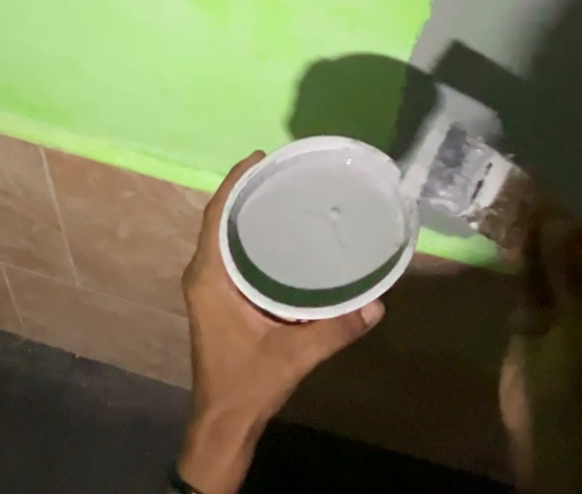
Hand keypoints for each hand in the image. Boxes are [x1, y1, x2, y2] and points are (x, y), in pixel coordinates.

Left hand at [175, 151, 384, 493]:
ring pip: (224, 236)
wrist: (224, 424)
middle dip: (247, 191)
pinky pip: (230, 253)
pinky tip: (281, 236)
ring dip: (247, 213)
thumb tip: (378, 303)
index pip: (216, 214)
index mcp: (209, 276)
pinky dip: (250, 236)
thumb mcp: (294, 354)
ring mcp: (209, 287)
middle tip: (283, 171)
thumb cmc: (247, 383)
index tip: (260, 157)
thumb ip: (335, 329)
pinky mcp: (218, 298)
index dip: (235, 181)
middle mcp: (204, 274)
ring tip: (284, 193)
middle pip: (220, 218)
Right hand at [498, 212, 581, 493]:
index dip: (574, 214)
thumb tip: (551, 210)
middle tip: (516, 187)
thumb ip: (566, 261)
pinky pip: (528, 273)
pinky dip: (515, 252)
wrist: (550, 426)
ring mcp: (565, 301)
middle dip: (548, 218)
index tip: (541, 189)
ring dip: (528, 231)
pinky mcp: (536, 311)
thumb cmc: (575, 372)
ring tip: (501, 198)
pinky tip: (496, 230)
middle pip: (573, 243)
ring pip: (548, 255)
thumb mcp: (578, 314)